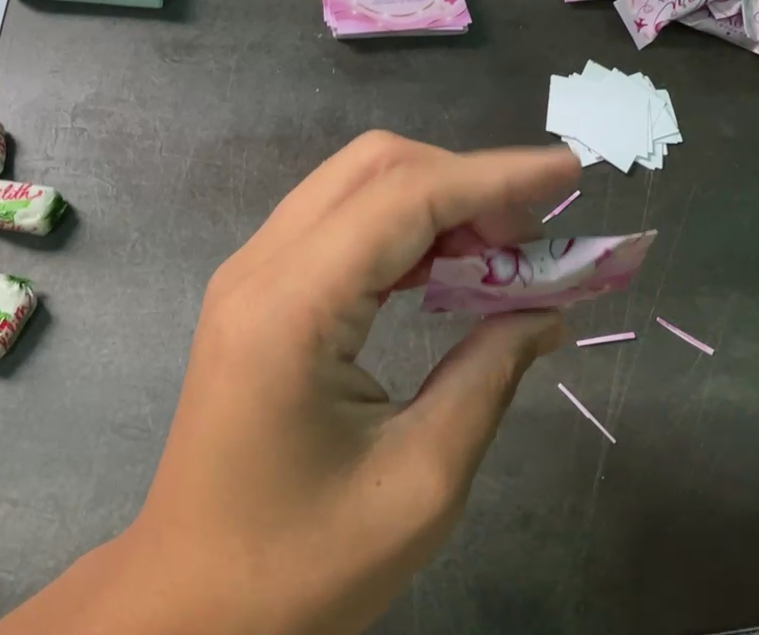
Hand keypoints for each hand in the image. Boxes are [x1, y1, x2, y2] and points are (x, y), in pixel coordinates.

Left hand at [0, 133, 579, 634]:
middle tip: (534, 238)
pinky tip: (446, 271)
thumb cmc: (301, 563)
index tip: (569, 171)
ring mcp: (249, 275)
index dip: (495, 177)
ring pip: (354, 186)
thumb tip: (547, 310)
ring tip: (503, 254)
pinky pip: (337, 225)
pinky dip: (402, 229)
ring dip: (436, 200)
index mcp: (292, 309)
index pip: (405, 197)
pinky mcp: (255, 293)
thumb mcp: (420, 482)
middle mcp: (260, 268)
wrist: (189, 601)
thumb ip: (489, 377)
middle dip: (466, 182)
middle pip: (374, 168)